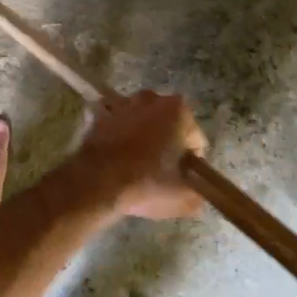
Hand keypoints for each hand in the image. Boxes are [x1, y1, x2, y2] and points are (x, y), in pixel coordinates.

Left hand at [77, 90, 207, 219]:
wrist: (98, 180)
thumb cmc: (147, 183)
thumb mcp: (185, 199)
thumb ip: (199, 192)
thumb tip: (197, 190)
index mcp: (179, 111)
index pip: (195, 142)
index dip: (191, 165)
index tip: (180, 181)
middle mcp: (153, 98)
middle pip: (170, 127)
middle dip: (168, 146)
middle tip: (161, 174)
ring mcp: (125, 102)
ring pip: (145, 123)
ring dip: (145, 138)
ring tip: (138, 166)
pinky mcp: (103, 112)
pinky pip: (121, 124)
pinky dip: (123, 135)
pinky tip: (120, 157)